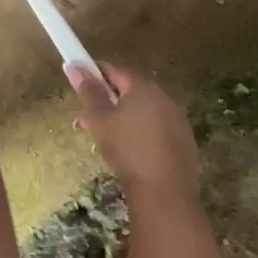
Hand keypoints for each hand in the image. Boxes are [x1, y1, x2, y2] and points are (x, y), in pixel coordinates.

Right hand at [67, 62, 202, 207]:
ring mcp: (177, 120)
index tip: (78, 85)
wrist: (164, 192)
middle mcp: (164, 98)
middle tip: (86, 118)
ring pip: (142, 110)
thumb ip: (88, 92)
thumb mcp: (99, 119)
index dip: (93, 74)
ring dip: (121, 116)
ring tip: (104, 137)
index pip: (114, 69)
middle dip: (106, 100)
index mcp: (143, 88)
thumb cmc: (126, 149)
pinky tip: (128, 150)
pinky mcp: (183, 140)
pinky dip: (138, 131)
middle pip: (129, 90)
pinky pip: (154, 126)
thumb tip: (74, 65)